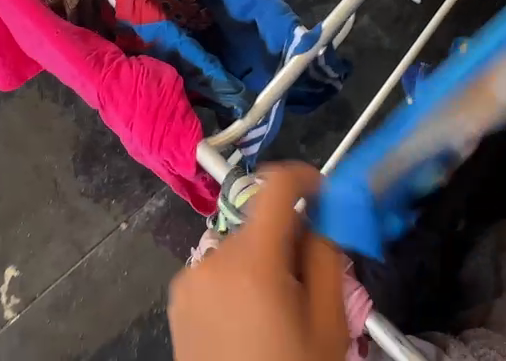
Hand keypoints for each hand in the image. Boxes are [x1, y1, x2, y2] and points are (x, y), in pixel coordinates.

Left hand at [169, 164, 348, 360]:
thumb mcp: (328, 326)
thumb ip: (328, 258)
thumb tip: (324, 216)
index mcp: (252, 259)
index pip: (276, 183)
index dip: (306, 178)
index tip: (325, 197)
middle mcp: (213, 257)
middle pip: (260, 222)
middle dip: (290, 238)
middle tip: (311, 279)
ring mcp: (189, 279)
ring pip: (241, 247)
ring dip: (264, 261)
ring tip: (280, 311)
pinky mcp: (177, 301)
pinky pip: (218, 271)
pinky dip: (238, 281)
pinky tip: (250, 324)